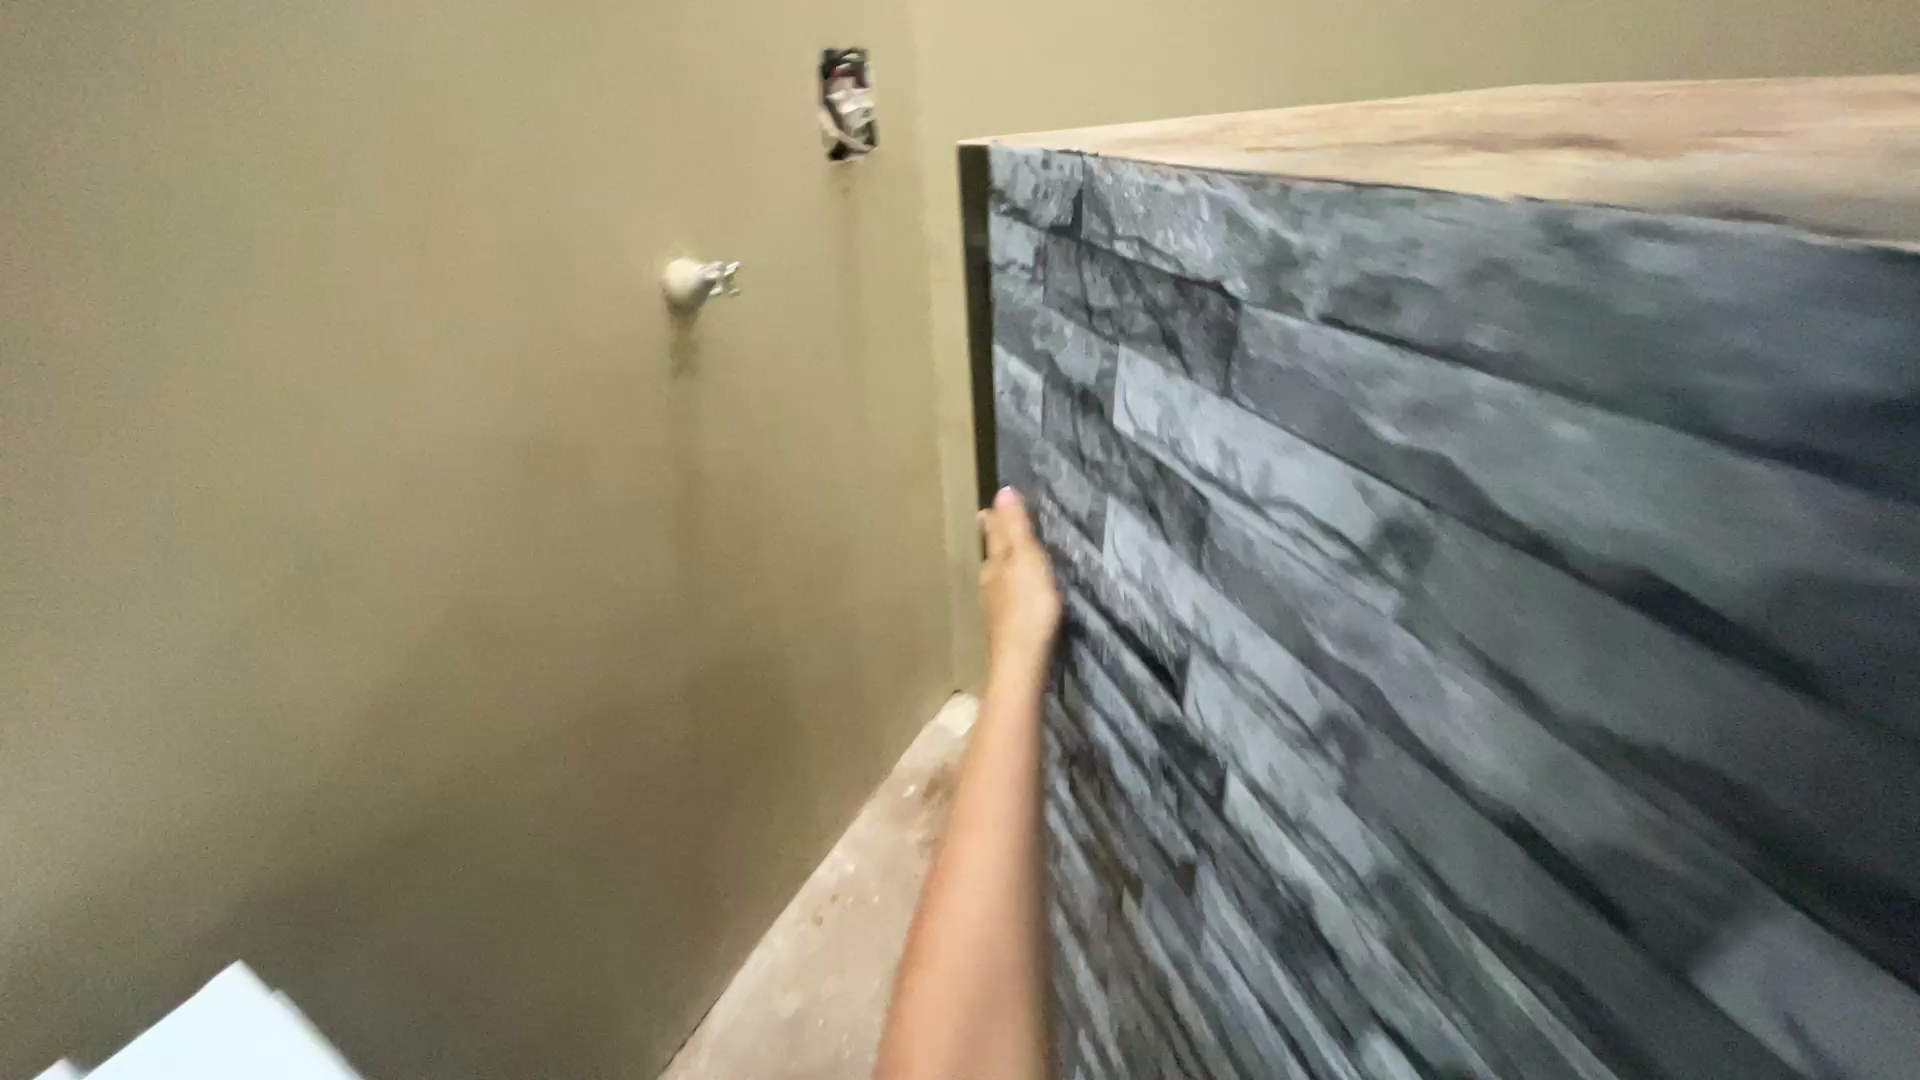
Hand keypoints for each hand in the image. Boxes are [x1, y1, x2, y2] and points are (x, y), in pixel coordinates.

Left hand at [978, 487, 1061, 673]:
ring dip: (1000, 565)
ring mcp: (994, 606)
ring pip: (995, 577)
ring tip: (1005, 556)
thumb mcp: (1027, 559)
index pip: (993, 534)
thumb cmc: (1028, 605)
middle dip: (993, 540)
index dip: (994, 520)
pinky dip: (1008, 588)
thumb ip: (1016, 528)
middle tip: (991, 525)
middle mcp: (989, 582)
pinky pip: (1005, 597)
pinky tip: (1013, 594)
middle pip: (991, 555)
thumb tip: (1001, 491)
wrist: (1021, 660)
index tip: (987, 507)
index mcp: (994, 563)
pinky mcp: (1004, 627)